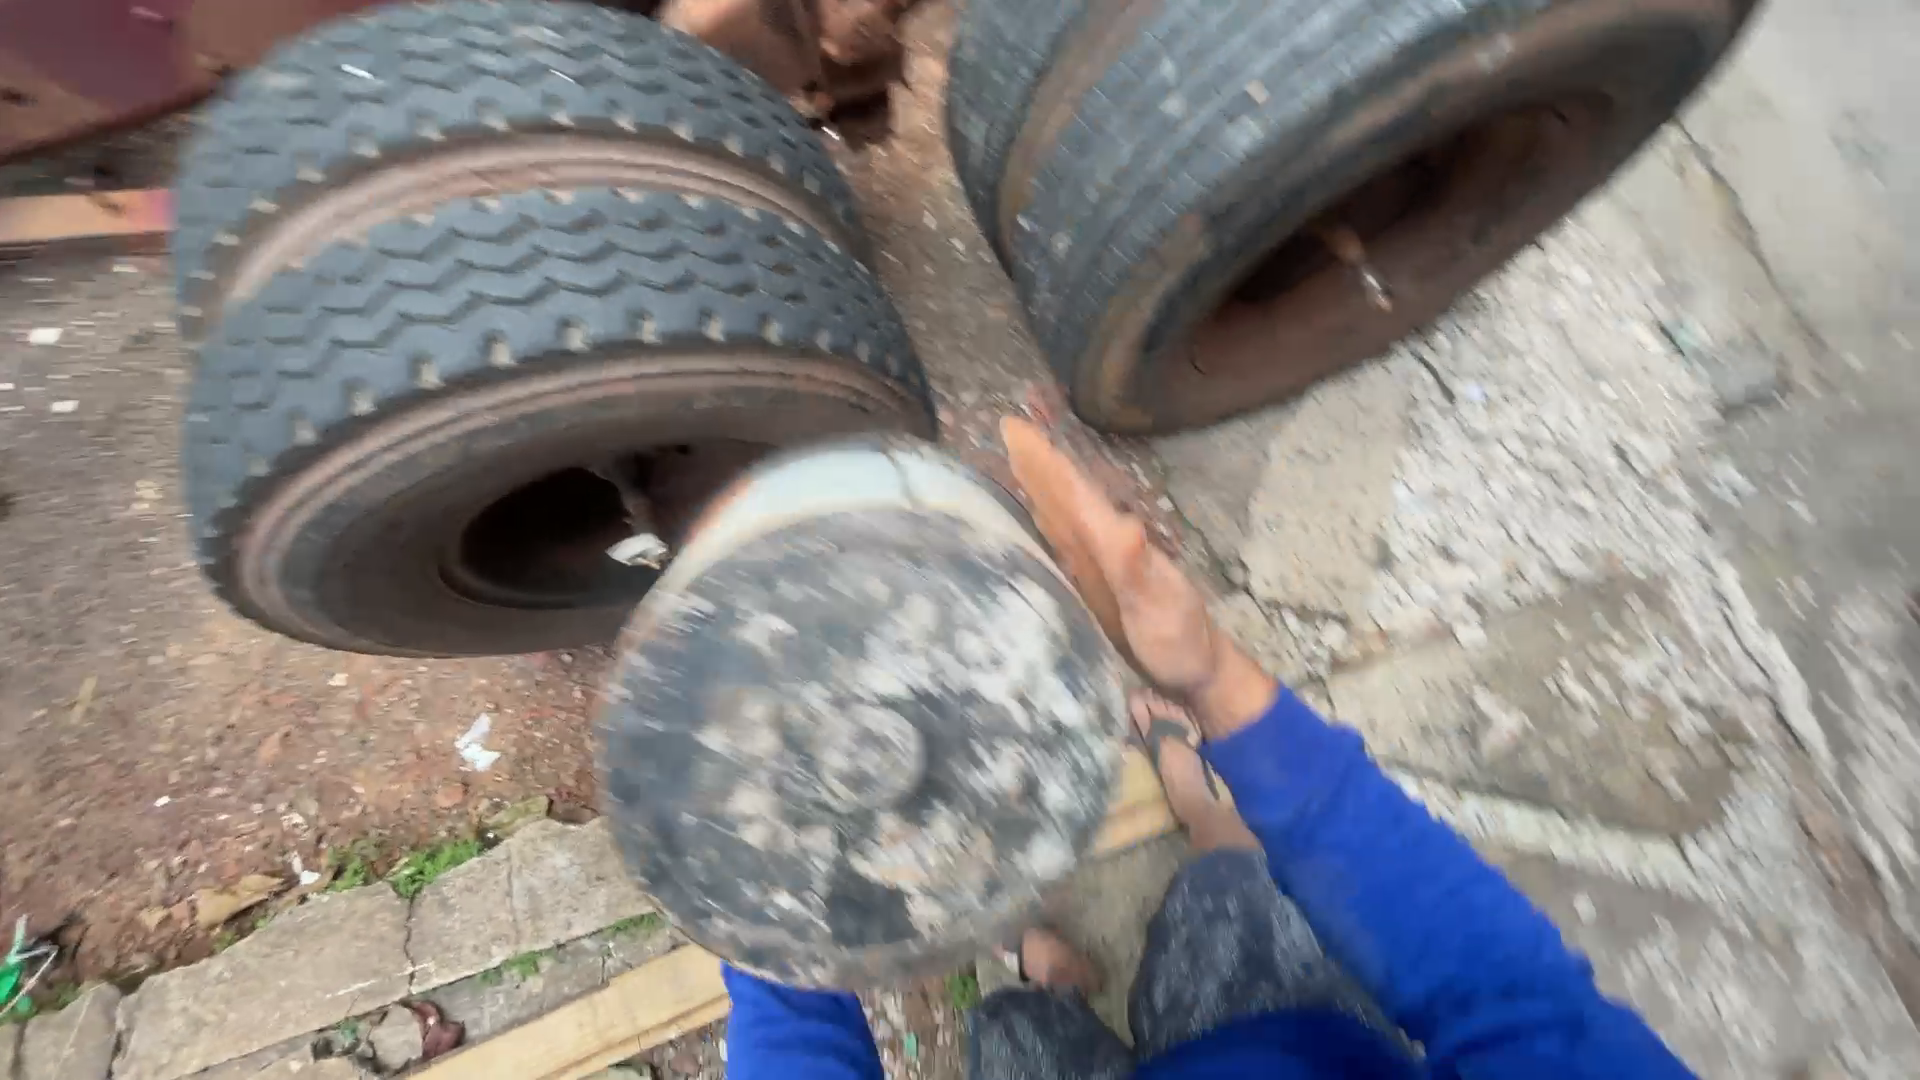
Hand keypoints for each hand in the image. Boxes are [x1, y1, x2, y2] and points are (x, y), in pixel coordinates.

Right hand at [1014, 427, 1275, 738]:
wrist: (1195, 672)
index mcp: (1117, 542)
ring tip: (1014, 459)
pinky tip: (1034, 516)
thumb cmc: (1179, 641)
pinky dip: (1045, 522)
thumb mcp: (1160, 606)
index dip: (1047, 463)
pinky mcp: (1094, 586)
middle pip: (1067, 496)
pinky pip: (1062, 544)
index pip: (1077, 494)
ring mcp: (1099, 565)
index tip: (1016, 429)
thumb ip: (1138, 568)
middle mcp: (1105, 545)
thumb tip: (1124, 523)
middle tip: (1007, 429)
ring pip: (1063, 515)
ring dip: (1040, 486)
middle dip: (1038, 463)